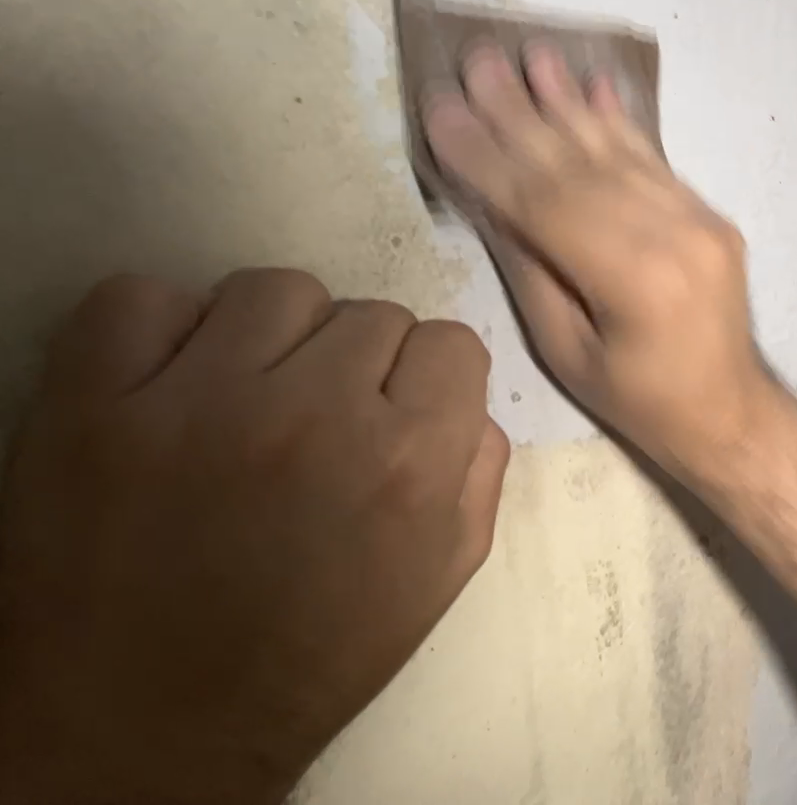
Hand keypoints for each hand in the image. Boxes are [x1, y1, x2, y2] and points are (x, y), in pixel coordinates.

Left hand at [0, 270, 508, 804]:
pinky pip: (138, 298)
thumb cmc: (323, 647)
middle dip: (366, 361)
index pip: (453, 340)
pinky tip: (175, 378)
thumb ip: (480, 466)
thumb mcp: (450, 564)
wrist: (143, 738)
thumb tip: (463, 400)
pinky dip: (164, 325)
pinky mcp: (84, 413)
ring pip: (276, 291)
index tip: (405, 409)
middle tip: (331, 413)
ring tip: (254, 389)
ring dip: (282, 334)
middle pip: (375, 313)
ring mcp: (195, 405)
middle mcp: (317, 414)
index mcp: (412, 456)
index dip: (435, 375)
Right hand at [424, 40, 770, 477]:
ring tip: (532, 54)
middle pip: (582, 166)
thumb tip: (489, 194)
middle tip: (477, 58)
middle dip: (522, 114)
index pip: (545, 201)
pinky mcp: (713, 218)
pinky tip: (598, 85)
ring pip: (622, 154)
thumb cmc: (639, 398)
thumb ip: (531, 266)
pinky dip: (624, 125)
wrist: (728, 407)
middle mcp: (677, 236)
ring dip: (571, 104)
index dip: (489, 154)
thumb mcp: (566, 349)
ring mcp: (702, 222)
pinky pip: (661, 164)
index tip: (439, 104)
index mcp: (636, 279)